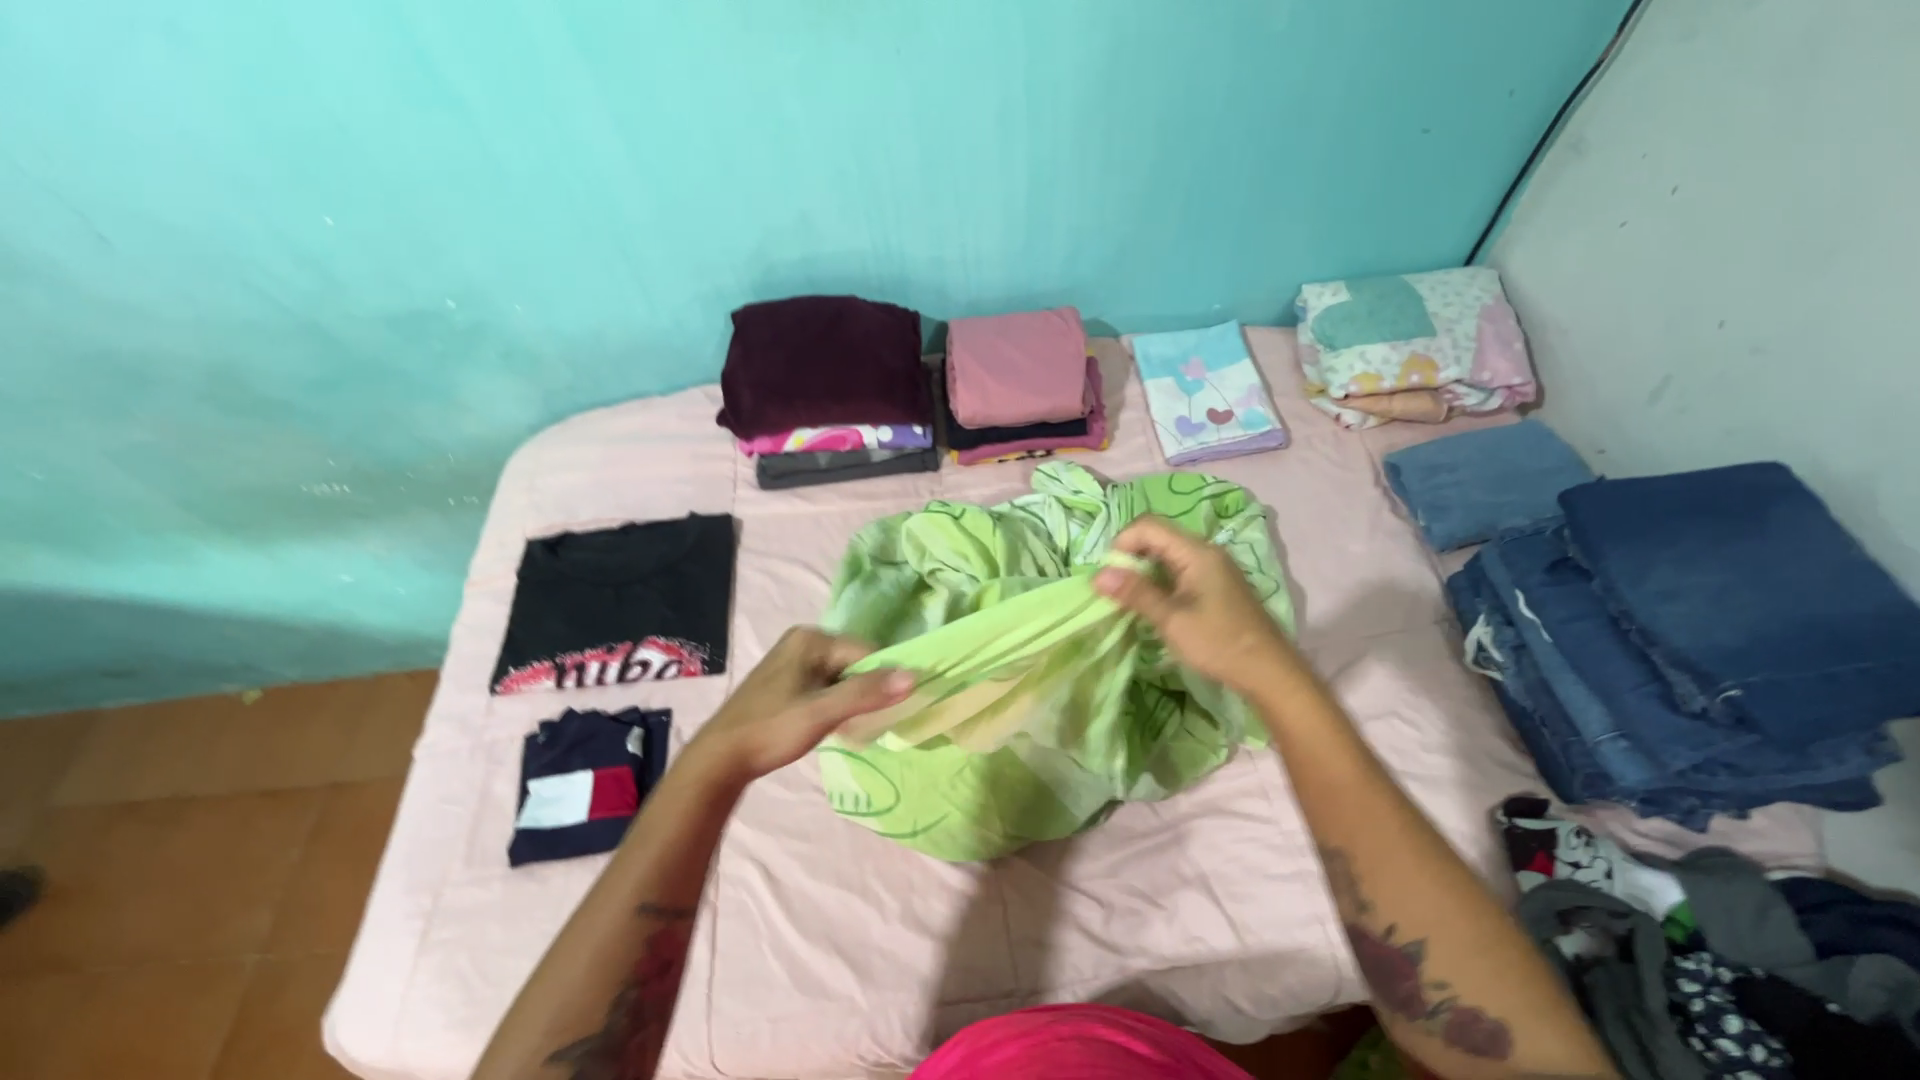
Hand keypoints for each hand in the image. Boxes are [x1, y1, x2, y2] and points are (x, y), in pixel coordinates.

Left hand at [683, 627, 914, 787]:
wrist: (721, 758)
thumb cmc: (771, 730)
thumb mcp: (822, 713)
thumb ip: (866, 693)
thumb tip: (913, 676)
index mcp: (812, 638)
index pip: (867, 652)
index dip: (882, 681)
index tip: (889, 711)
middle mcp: (804, 640)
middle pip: (855, 662)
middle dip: (867, 691)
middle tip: (868, 722)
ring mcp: (794, 659)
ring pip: (842, 676)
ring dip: (852, 700)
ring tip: (851, 726)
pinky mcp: (788, 680)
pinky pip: (827, 685)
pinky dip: (836, 703)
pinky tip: (834, 724)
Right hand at [1094, 515, 1298, 692]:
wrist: (1268, 670)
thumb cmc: (1218, 643)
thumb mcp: (1171, 620)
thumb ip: (1136, 593)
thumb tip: (1098, 575)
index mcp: (1196, 553)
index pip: (1148, 525)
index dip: (1122, 543)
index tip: (1108, 574)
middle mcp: (1206, 552)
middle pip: (1158, 537)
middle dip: (1130, 556)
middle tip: (1114, 588)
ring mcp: (1213, 568)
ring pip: (1168, 554)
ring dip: (1144, 570)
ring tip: (1129, 598)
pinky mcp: (1216, 584)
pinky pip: (1180, 570)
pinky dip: (1160, 580)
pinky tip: (1154, 605)